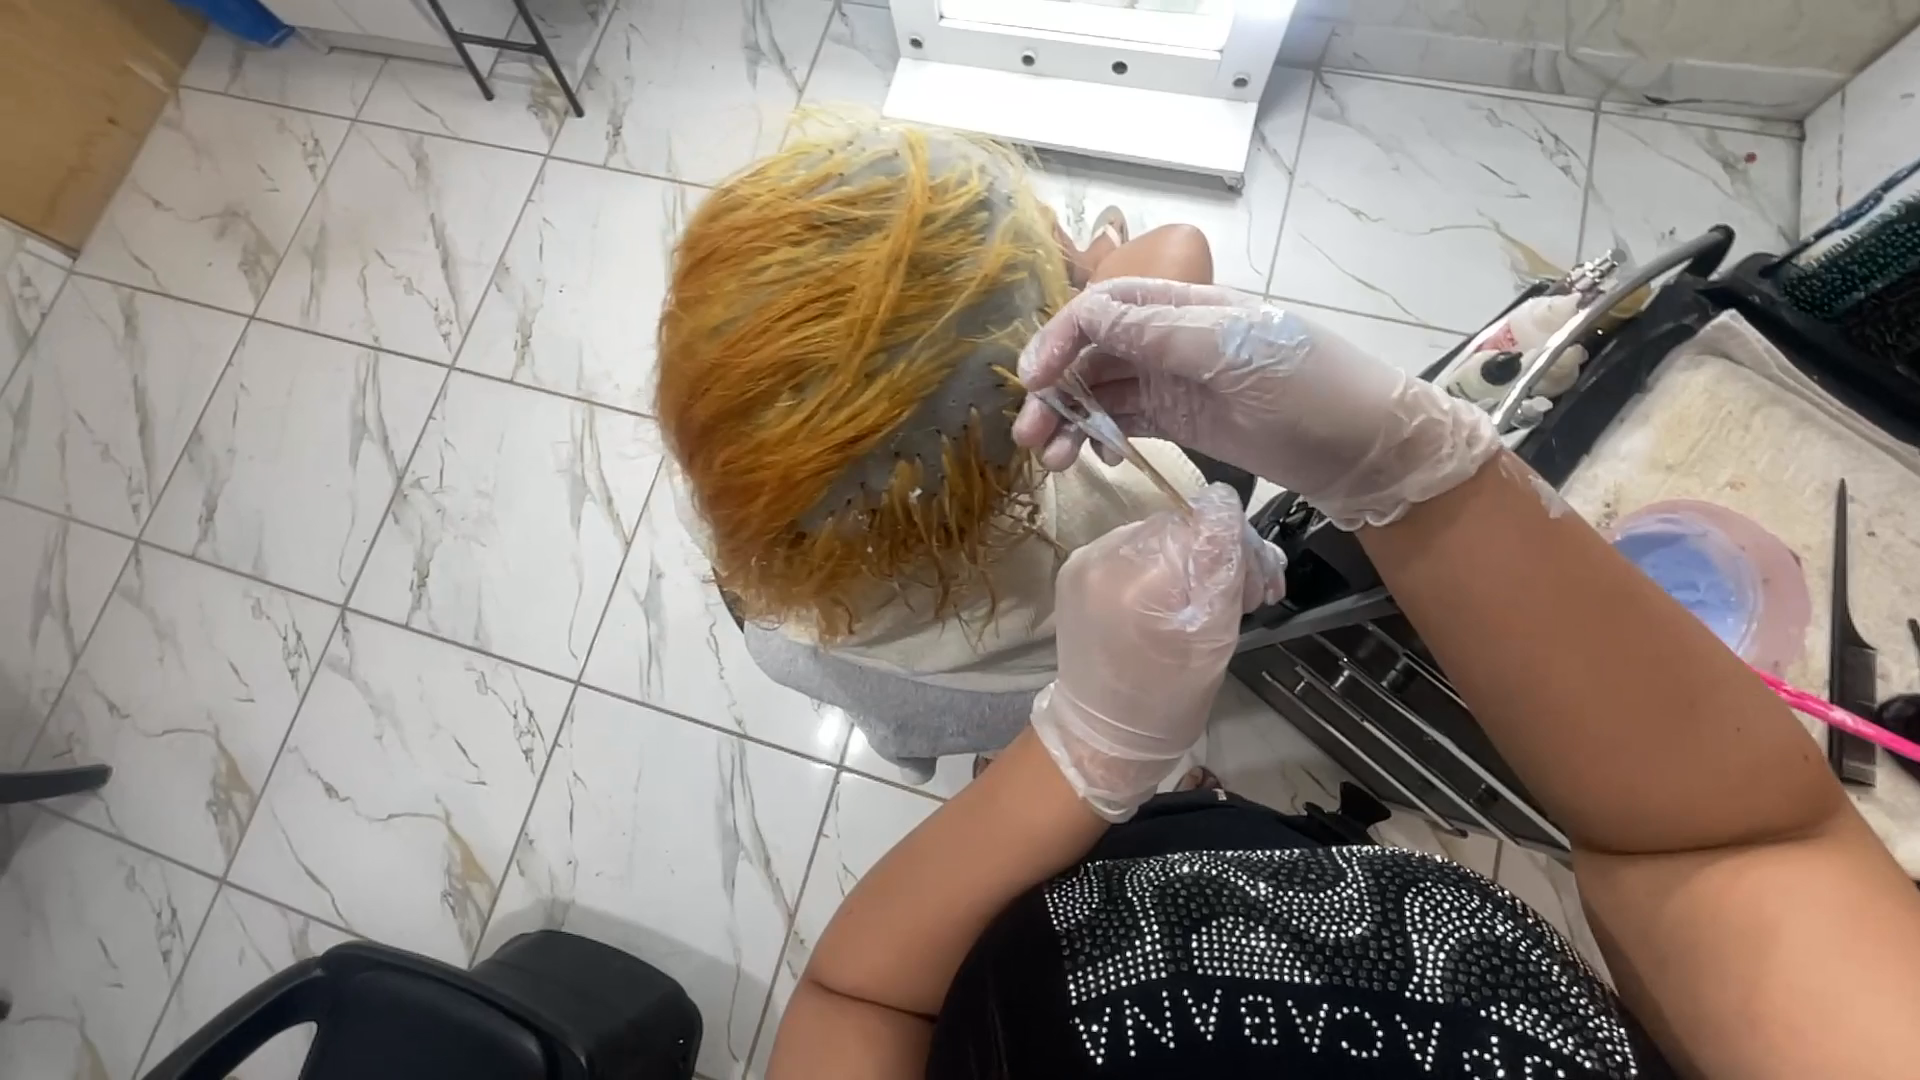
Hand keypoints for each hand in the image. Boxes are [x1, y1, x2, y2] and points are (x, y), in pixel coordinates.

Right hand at [1014, 278, 1499, 528]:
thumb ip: (1158, 334)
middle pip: (1091, 355)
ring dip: (1069, 422)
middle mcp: (1168, 340)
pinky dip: (1097, 438)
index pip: (1102, 310)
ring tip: (1053, 462)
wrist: (1363, 449)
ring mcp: (1171, 382)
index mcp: (1183, 307)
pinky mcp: (1177, 420)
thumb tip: (1088, 318)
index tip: (1034, 381)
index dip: (1061, 339)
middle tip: (1030, 439)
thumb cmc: (1310, 388)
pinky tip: (1091, 459)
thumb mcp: (1235, 353)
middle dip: (1054, 392)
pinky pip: (1121, 423)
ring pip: (1099, 394)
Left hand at [1032, 484, 1250, 819]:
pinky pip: (1129, 549)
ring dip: (1189, 558)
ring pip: (1158, 534)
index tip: (1257, 585)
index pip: (1207, 517)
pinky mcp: (1074, 570)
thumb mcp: (1214, 636)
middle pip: (1182, 524)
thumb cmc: (1167, 699)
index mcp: (1140, 575)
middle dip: (1220, 553)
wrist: (1102, 735)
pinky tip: (1171, 599)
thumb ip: (1223, 565)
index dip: (1242, 544)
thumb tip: (1228, 507)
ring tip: (1209, 600)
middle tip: (1248, 596)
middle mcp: (1104, 554)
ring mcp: (1084, 560)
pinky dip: (1156, 566)